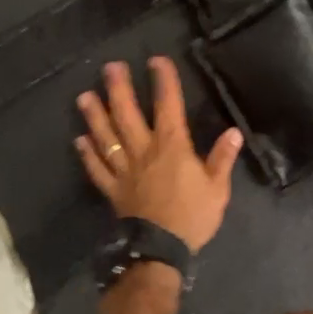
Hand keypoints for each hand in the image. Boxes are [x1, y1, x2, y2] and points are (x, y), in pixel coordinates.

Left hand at [75, 57, 242, 251]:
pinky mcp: (113, 191)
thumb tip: (233, 131)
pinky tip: (80, 140)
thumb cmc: (192, 217)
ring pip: (107, 138)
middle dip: (119, 89)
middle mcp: (144, 151)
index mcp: (172, 146)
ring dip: (96, 116)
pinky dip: (88, 154)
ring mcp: (125, 171)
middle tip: (110, 67)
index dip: (163, 81)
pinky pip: (97, 169)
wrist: (159, 253)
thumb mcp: (217, 188)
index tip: (156, 60)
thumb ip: (222, 158)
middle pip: (128, 115)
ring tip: (84, 96)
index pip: (168, 105)